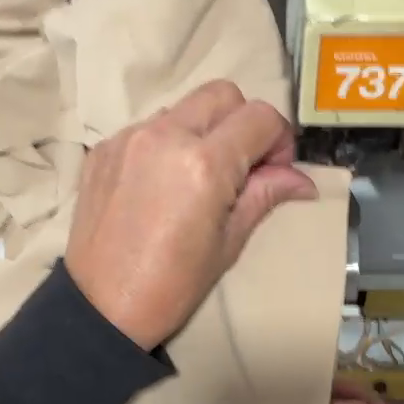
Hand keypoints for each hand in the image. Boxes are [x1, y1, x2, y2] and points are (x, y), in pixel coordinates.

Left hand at [67, 81, 317, 350]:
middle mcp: (165, 135)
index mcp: (203, 163)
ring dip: (203, 131)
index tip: (274, 172)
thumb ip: (264, 197)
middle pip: (223, 95)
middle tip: (242, 167)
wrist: (100, 309)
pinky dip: (166, 145)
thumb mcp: (228, 244)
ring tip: (197, 179)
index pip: (260, 117)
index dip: (278, 140)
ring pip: (183, 108)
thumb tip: (302, 180)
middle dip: (242, 123)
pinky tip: (161, 186)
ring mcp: (128, 138)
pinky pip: (148, 129)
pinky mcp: (102, 150)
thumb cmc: (172, 285)